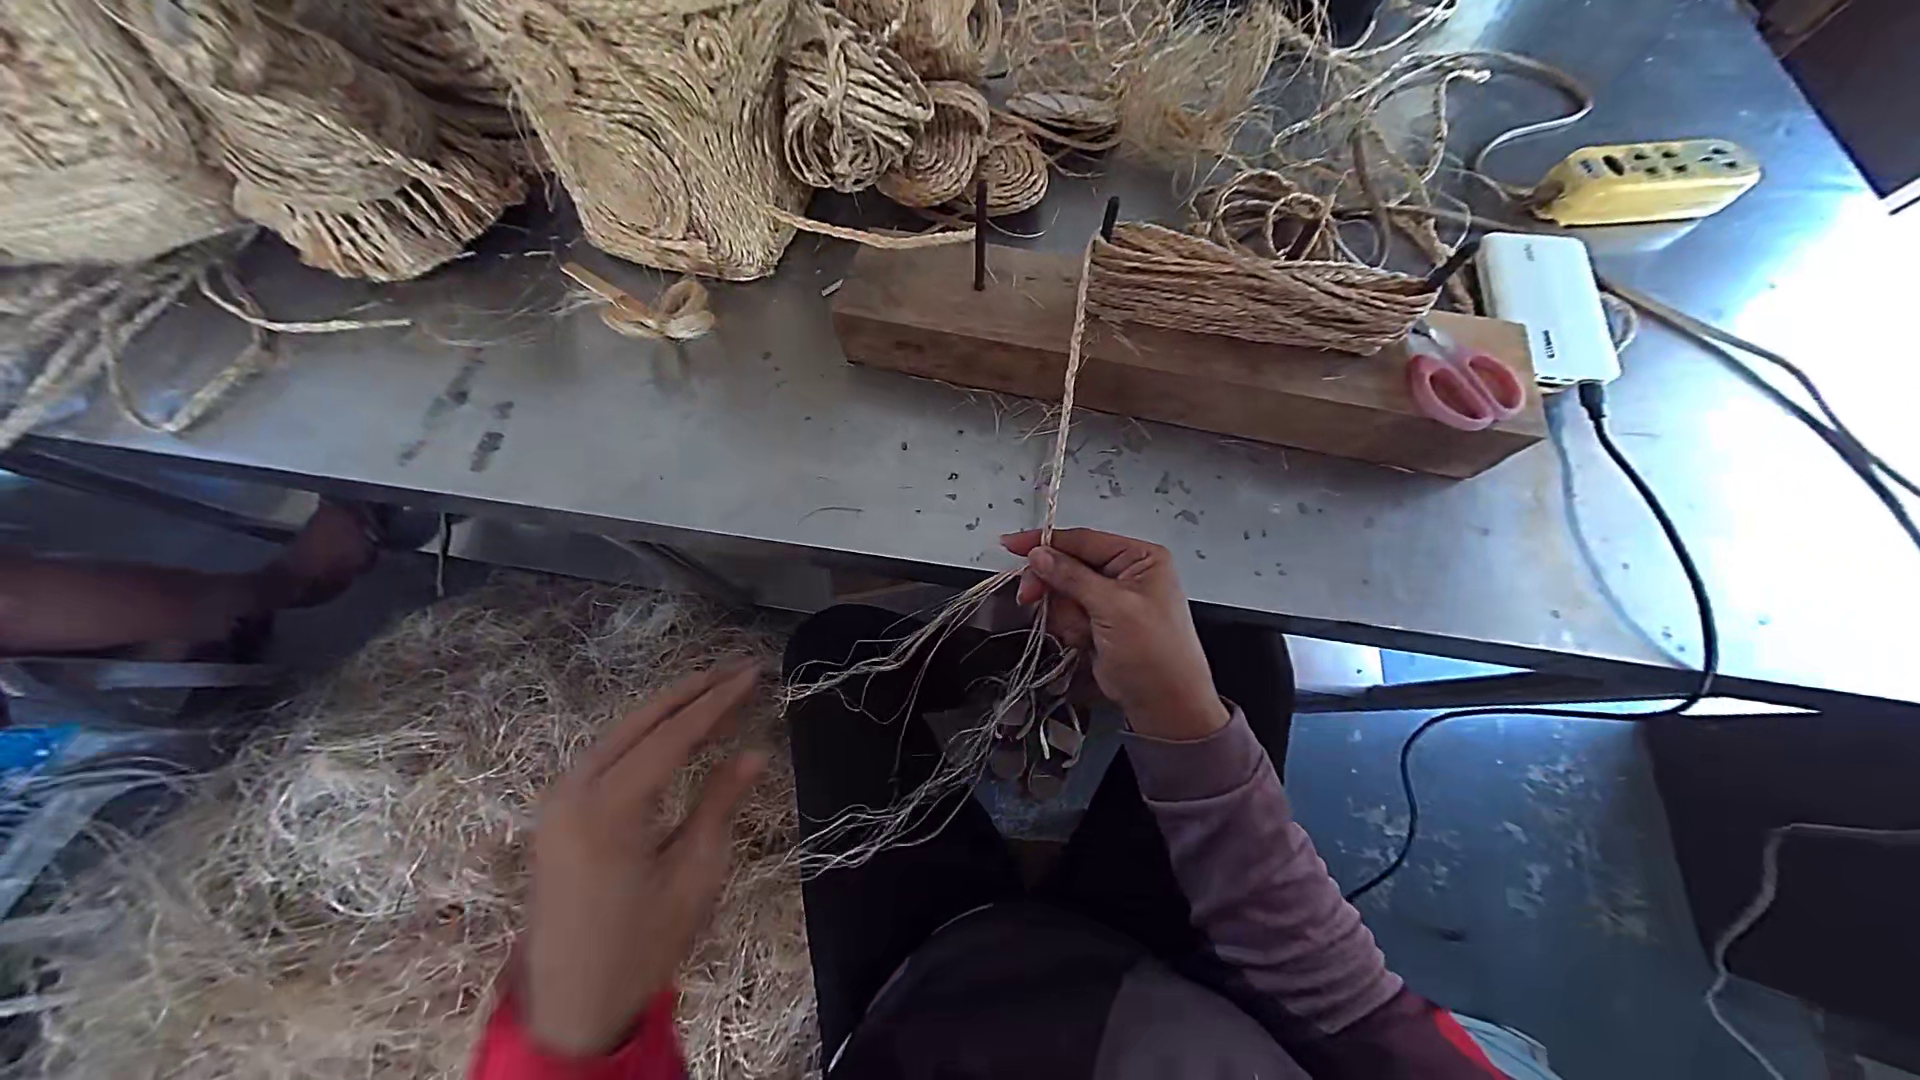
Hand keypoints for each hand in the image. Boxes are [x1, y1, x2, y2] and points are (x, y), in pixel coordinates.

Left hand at [522, 662, 768, 1056]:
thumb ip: (720, 802)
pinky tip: (677, 729)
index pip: (673, 734)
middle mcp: (574, 790)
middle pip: (642, 720)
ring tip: (718, 690)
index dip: (718, 700)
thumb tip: (755, 750)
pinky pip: (608, 752)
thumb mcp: (694, 873)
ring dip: (671, 707)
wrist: (570, 1007)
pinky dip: (647, 732)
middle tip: (739, 669)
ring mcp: (558, 798)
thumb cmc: (642, 944)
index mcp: (608, 808)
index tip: (753, 673)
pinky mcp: (557, 810)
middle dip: (694, 690)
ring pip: (622, 731)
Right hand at [1001, 528, 1228, 740]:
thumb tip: (1038, 554)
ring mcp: (1111, 599)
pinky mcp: (1099, 622)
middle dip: (1051, 586)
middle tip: (1029, 596)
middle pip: (1068, 566)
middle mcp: (1126, 572)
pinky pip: (1067, 614)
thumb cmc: (1154, 653)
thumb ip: (1072, 577)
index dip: (1045, 542)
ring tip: (1083, 633)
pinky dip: (1069, 628)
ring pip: (1063, 592)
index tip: (1011, 544)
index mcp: (1140, 558)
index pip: (1084, 540)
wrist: (1164, 705)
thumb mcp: (1113, 607)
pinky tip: (1085, 642)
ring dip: (1065, 614)